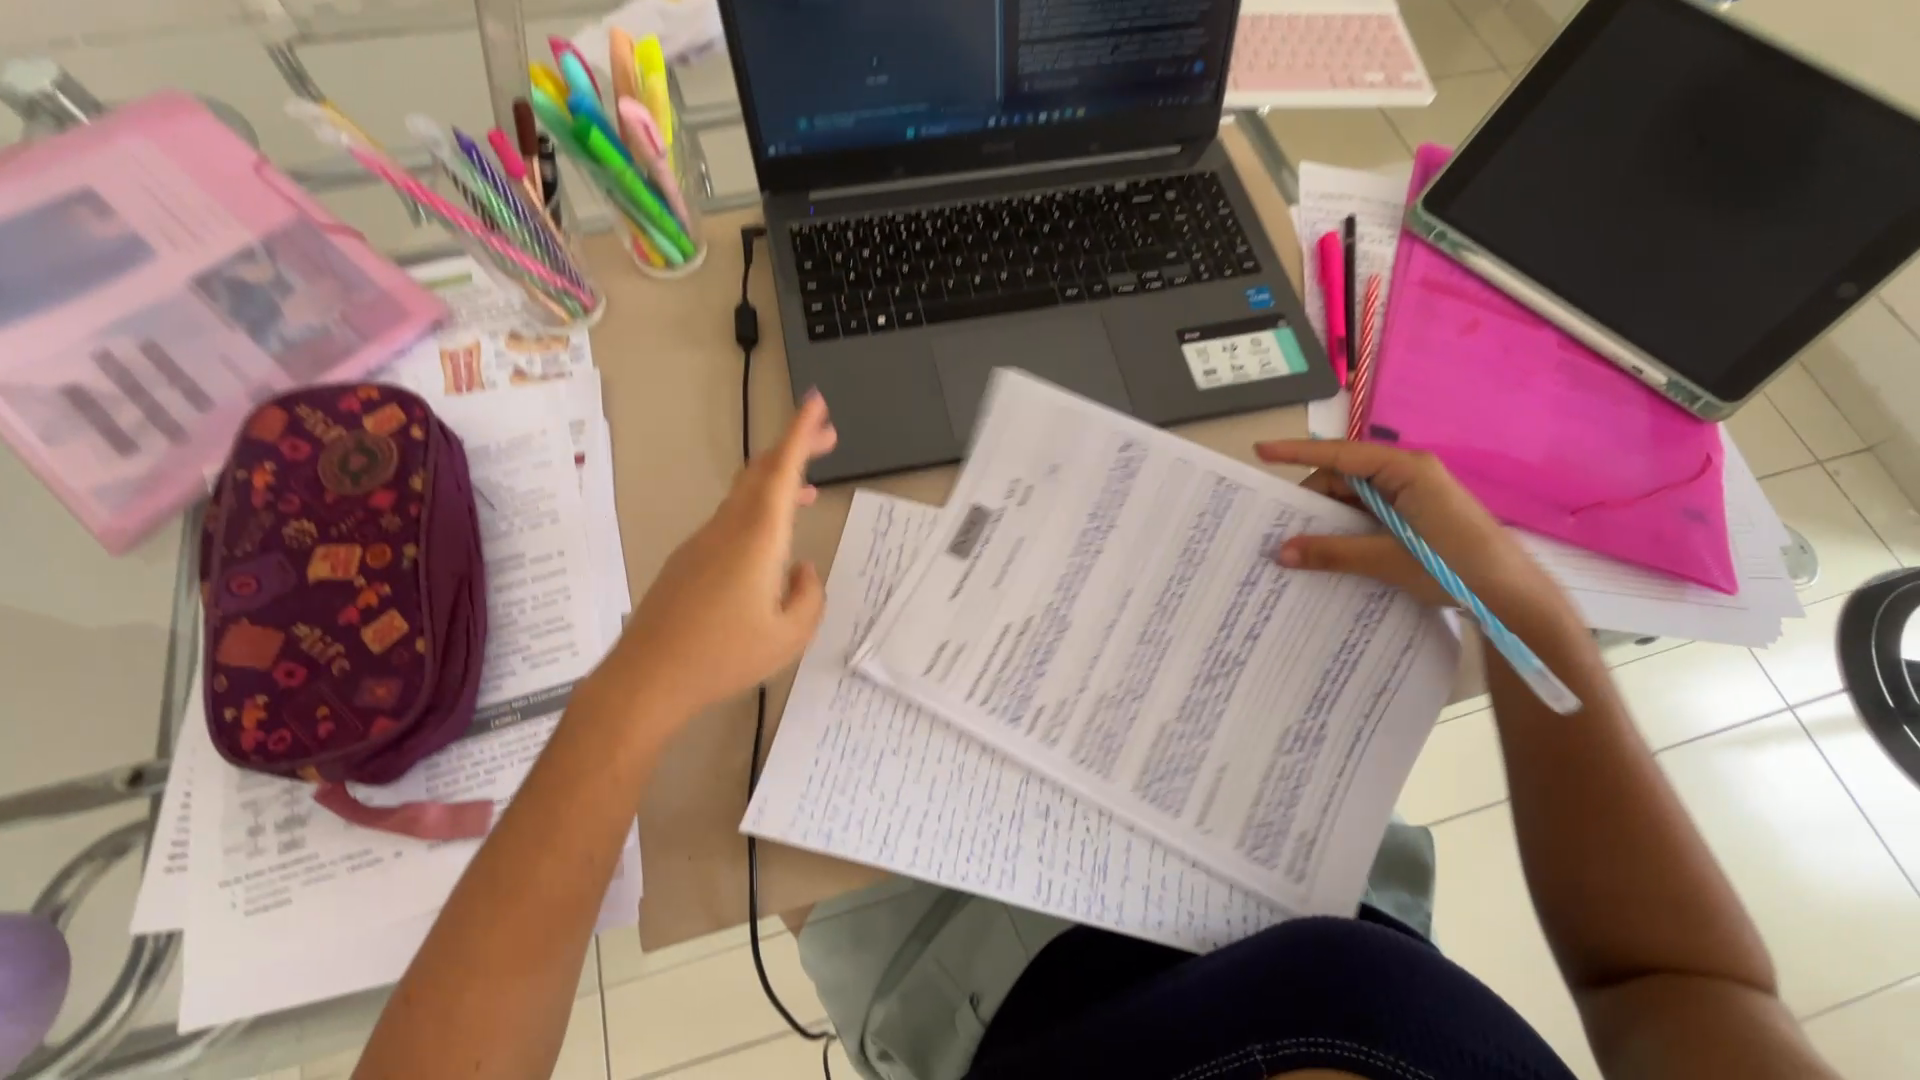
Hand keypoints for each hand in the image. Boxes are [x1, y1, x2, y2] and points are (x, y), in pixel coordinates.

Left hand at [614, 391, 837, 712]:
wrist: (647, 677)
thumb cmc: (723, 657)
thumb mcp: (790, 636)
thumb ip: (809, 596)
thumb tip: (801, 570)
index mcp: (756, 539)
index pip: (781, 471)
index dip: (800, 433)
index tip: (815, 402)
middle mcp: (727, 529)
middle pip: (761, 472)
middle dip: (794, 447)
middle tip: (827, 437)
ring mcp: (702, 542)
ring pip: (745, 495)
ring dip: (777, 484)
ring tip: (808, 494)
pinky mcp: (688, 561)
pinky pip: (731, 520)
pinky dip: (758, 512)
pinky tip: (770, 545)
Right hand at [1253, 439, 1576, 627]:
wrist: (1512, 595)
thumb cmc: (1454, 565)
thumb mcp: (1386, 560)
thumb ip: (1332, 552)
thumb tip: (1280, 552)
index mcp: (1405, 470)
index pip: (1340, 455)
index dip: (1297, 453)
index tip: (1260, 451)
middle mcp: (1408, 475)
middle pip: (1344, 478)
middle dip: (1312, 500)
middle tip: (1279, 526)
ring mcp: (1414, 495)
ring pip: (1355, 499)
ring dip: (1329, 520)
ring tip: (1298, 544)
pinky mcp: (1418, 516)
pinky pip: (1370, 515)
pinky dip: (1349, 530)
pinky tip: (1331, 551)